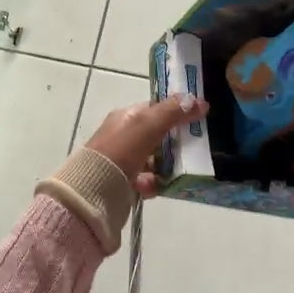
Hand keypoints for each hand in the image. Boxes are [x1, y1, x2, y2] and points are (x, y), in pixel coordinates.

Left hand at [84, 94, 207, 196]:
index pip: (155, 109)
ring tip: (177, 173)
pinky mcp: (125, 183)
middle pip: (158, 136)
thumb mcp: (147, 124)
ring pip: (155, 160)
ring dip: (167, 167)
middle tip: (195, 150)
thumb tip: (199, 101)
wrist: (94, 191)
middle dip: (176, 144)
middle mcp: (124, 136)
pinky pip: (148, 181)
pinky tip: (155, 188)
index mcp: (126, 117)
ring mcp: (124, 161)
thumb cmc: (120, 151)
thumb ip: (172, 112)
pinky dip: (154, 184)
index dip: (176, 112)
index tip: (198, 119)